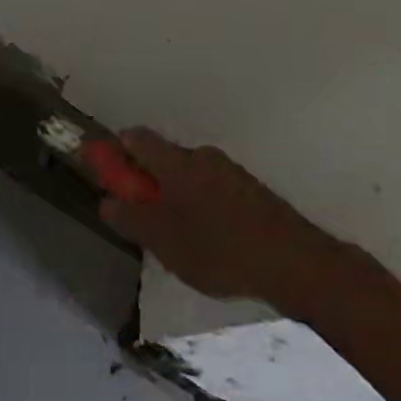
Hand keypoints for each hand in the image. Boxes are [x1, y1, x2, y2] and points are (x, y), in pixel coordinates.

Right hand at [92, 128, 348, 308]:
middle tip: (141, 219)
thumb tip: (108, 202)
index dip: (115, 153)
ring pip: (188, 176)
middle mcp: (202, 157)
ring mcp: (229, 172)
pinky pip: (211, 189)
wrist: (293, 261)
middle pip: (162, 158)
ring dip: (173, 197)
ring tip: (177, 240)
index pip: (136, 139)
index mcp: (176, 162)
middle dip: (146, 182)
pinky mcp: (249, 190)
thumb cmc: (218, 248)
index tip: (107, 176)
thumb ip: (130, 218)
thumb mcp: (163, 240)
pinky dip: (199, 206)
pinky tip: (208, 242)